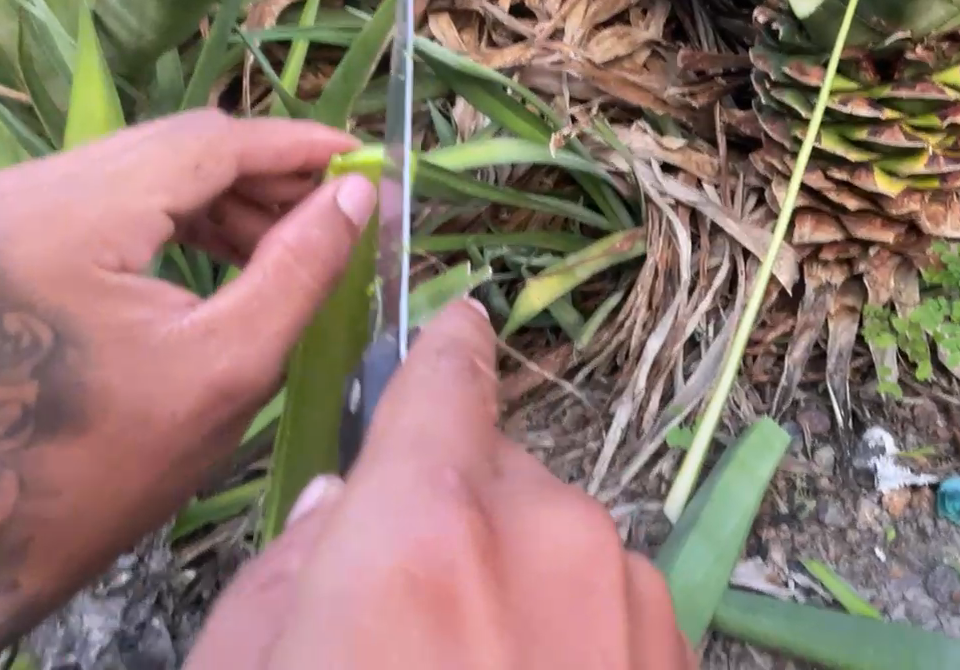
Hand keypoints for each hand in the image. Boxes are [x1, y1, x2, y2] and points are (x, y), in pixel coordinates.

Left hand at [0, 112, 372, 669]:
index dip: (297, 145)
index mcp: (61, 225)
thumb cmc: (114, 464)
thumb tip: (359, 190)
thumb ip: (304, 264)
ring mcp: (4, 207)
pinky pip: (128, 190)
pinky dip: (196, 210)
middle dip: (274, 169)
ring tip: (301, 233)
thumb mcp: (235, 363)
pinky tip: (244, 245)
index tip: (364, 157)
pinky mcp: (9, 227)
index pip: (207, 146)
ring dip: (239, 191)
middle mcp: (17, 195)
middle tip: (344, 200)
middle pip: (182, 145)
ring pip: (160, 163)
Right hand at [186, 303, 693, 669]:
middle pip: (496, 469)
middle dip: (452, 505)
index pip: (447, 385)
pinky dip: (561, 622)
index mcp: (429, 534)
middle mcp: (551, 537)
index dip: (445, 350)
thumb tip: (338, 506)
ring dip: (510, 572)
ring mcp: (628, 595)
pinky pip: (598, 594)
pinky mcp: (673, 651)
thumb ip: (286, 580)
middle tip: (405, 604)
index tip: (455, 322)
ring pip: (551, 534)